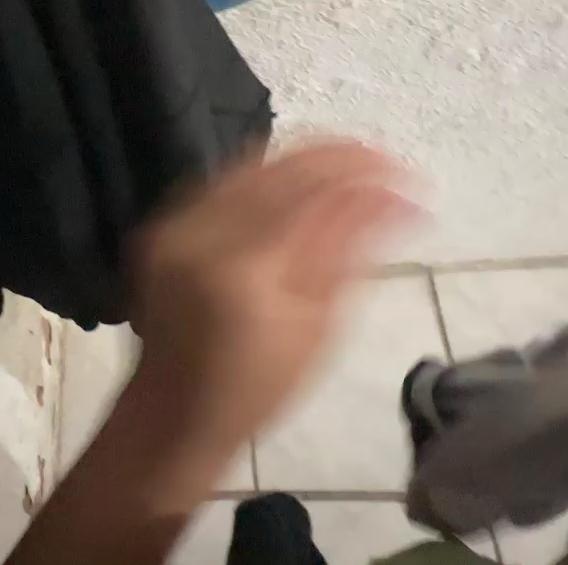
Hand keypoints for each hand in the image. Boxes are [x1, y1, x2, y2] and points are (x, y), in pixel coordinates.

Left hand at [124, 140, 418, 467]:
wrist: (171, 411)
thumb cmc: (255, 390)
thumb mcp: (317, 329)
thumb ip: (346, 252)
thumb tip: (390, 197)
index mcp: (243, 271)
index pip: (310, 193)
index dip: (361, 173)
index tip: (405, 173)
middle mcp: (200, 234)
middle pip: (278, 169)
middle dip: (337, 157)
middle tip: (384, 160)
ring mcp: (173, 225)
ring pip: (247, 166)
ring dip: (301, 158)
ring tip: (348, 164)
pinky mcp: (162, 224)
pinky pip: (221, 182)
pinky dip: (263, 174)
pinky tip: (296, 178)